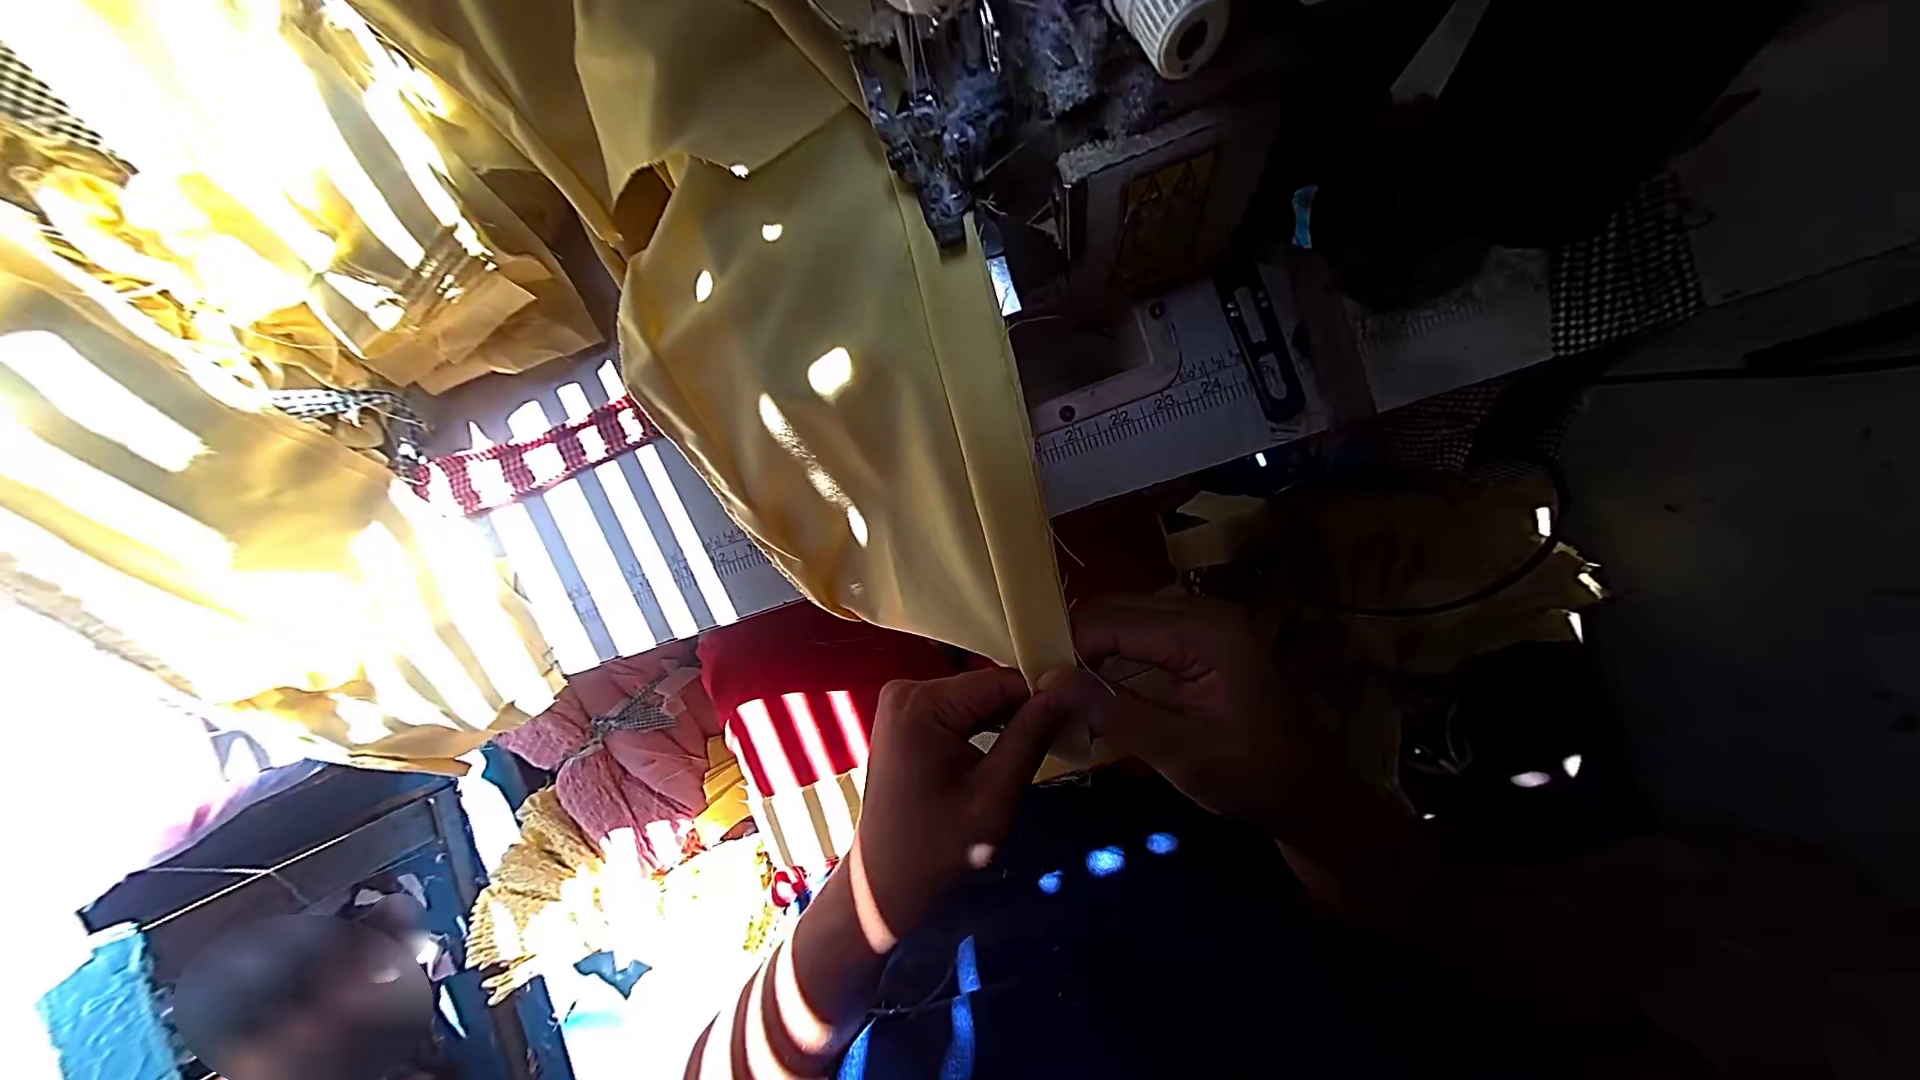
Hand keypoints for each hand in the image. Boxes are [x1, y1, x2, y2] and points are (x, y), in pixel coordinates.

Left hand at [846, 668, 1076, 948]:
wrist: (883, 885)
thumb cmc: (937, 848)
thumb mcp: (994, 795)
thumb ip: (1032, 735)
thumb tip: (1070, 688)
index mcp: (922, 702)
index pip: (1002, 682)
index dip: (1042, 701)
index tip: (1074, 725)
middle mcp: (907, 690)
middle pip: (988, 687)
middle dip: (1023, 713)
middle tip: (1056, 744)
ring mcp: (903, 702)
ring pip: (977, 698)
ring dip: (1006, 721)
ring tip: (1031, 751)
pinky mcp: (906, 717)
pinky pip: (959, 710)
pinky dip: (984, 727)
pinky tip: (1002, 752)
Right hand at [1070, 594, 1344, 837]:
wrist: (1307, 791)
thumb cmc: (1249, 776)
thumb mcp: (1177, 752)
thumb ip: (1113, 712)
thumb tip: (1050, 681)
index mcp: (1205, 632)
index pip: (1112, 620)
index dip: (1068, 646)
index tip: (1037, 683)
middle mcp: (1203, 610)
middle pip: (1115, 607)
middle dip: (1074, 641)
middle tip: (1046, 683)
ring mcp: (1205, 617)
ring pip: (1124, 612)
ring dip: (1090, 642)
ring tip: (1065, 682)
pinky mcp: (1201, 632)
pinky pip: (1141, 625)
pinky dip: (1112, 646)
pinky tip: (1096, 677)